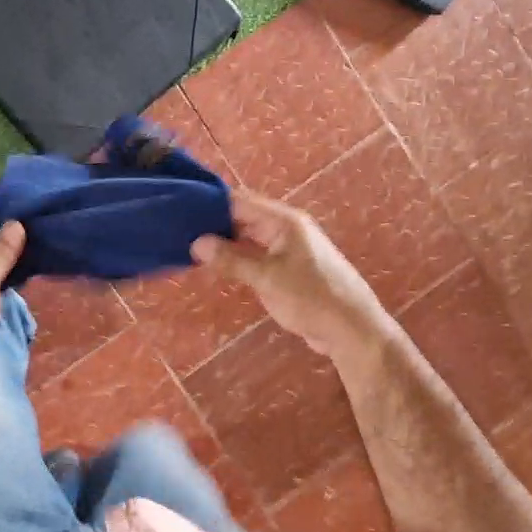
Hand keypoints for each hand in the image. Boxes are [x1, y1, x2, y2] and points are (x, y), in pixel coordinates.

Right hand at [190, 191, 386, 353]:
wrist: (353, 330)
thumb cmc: (312, 298)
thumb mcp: (267, 278)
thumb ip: (232, 259)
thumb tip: (196, 242)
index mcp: (284, 221)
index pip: (240, 201)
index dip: (210, 203)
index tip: (180, 210)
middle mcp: (285, 229)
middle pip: (242, 217)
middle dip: (213, 223)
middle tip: (178, 230)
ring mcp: (287, 249)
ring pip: (247, 237)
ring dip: (223, 242)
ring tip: (188, 246)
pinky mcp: (287, 269)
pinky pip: (255, 255)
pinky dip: (236, 258)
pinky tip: (214, 265)